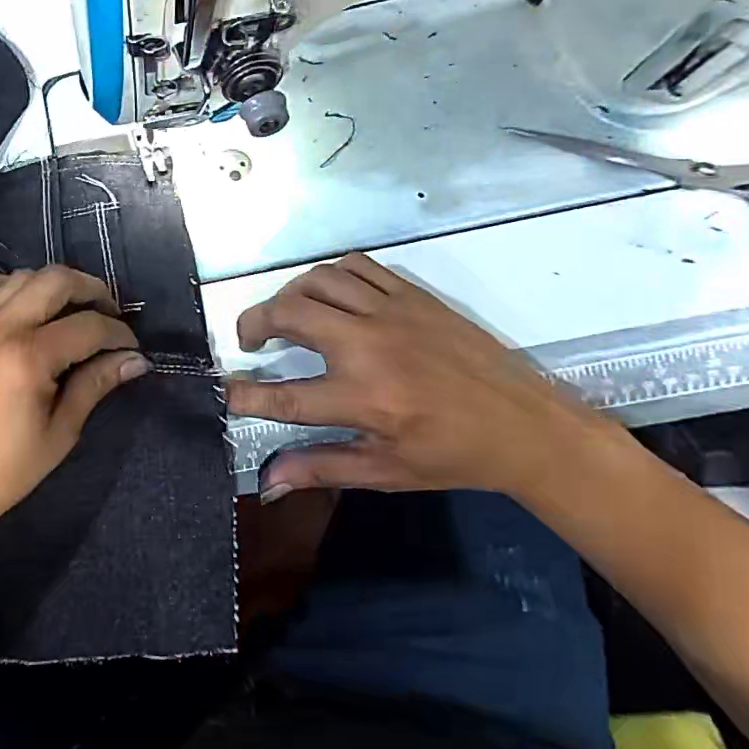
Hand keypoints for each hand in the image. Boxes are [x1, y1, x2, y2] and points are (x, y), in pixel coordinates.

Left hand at [0, 266, 149, 540]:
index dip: (119, 335)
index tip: (133, 350)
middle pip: (56, 281)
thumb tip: (136, 361)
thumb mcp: (61, 431)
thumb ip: (96, 385)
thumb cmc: (5, 470)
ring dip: (52, 286)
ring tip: (72, 310)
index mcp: (29, 356)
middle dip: (93, 290)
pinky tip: (13, 299)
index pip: (89, 326)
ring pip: (19, 278)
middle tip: (111, 314)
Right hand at [225, 253, 620, 498]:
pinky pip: (357, 266)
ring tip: (287, 315)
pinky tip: (329, 296)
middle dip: (254, 323)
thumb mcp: (384, 472)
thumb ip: (321, 467)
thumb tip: (269, 482)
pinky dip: (330, 276)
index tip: (224, 391)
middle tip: (250, 341)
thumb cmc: (452, 455)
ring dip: (289, 294)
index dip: (244, 395)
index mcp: (364, 400)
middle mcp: (370, 347)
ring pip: (319, 280)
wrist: (524, 424)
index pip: (283, 396)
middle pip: (290, 314)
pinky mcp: (413, 295)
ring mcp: (392, 313)